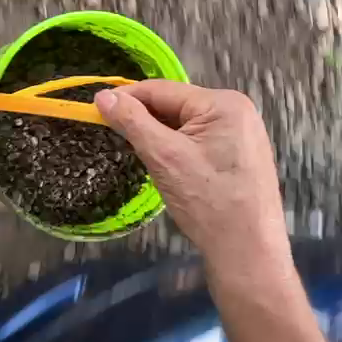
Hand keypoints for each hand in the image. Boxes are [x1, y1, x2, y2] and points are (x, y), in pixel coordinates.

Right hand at [94, 81, 291, 284]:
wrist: (247, 251)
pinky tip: (166, 168)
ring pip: (182, 124)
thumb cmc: (207, 201)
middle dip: (143, 120)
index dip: (125, 99)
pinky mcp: (238, 155)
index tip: (95, 111)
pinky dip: (174, 148)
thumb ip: (132, 121)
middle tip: (115, 137)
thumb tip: (102, 95)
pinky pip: (196, 140)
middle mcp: (236, 111)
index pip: (161, 90)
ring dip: (157, 136)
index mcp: (223, 103)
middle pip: (173, 105)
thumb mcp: (163, 156)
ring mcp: (240, 134)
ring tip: (140, 155)